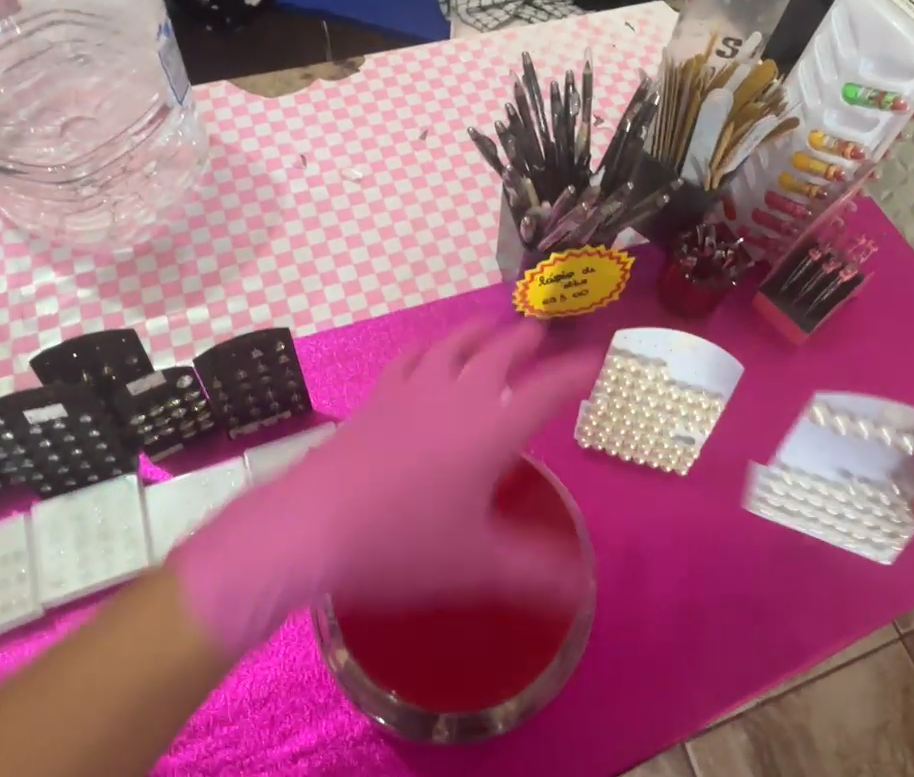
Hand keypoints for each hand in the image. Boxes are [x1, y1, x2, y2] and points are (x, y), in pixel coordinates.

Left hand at [168, 318, 597, 654]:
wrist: (313, 524)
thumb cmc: (401, 543)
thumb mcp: (474, 564)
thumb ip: (531, 571)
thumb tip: (582, 585)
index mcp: (491, 430)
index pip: (548, 391)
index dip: (578, 372)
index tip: (600, 359)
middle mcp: (457, 398)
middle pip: (501, 353)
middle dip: (527, 341)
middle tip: (544, 334)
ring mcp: (413, 391)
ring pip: (454, 345)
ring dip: (480, 332)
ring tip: (493, 326)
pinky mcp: (378, 397)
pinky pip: (409, 357)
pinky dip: (428, 347)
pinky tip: (428, 351)